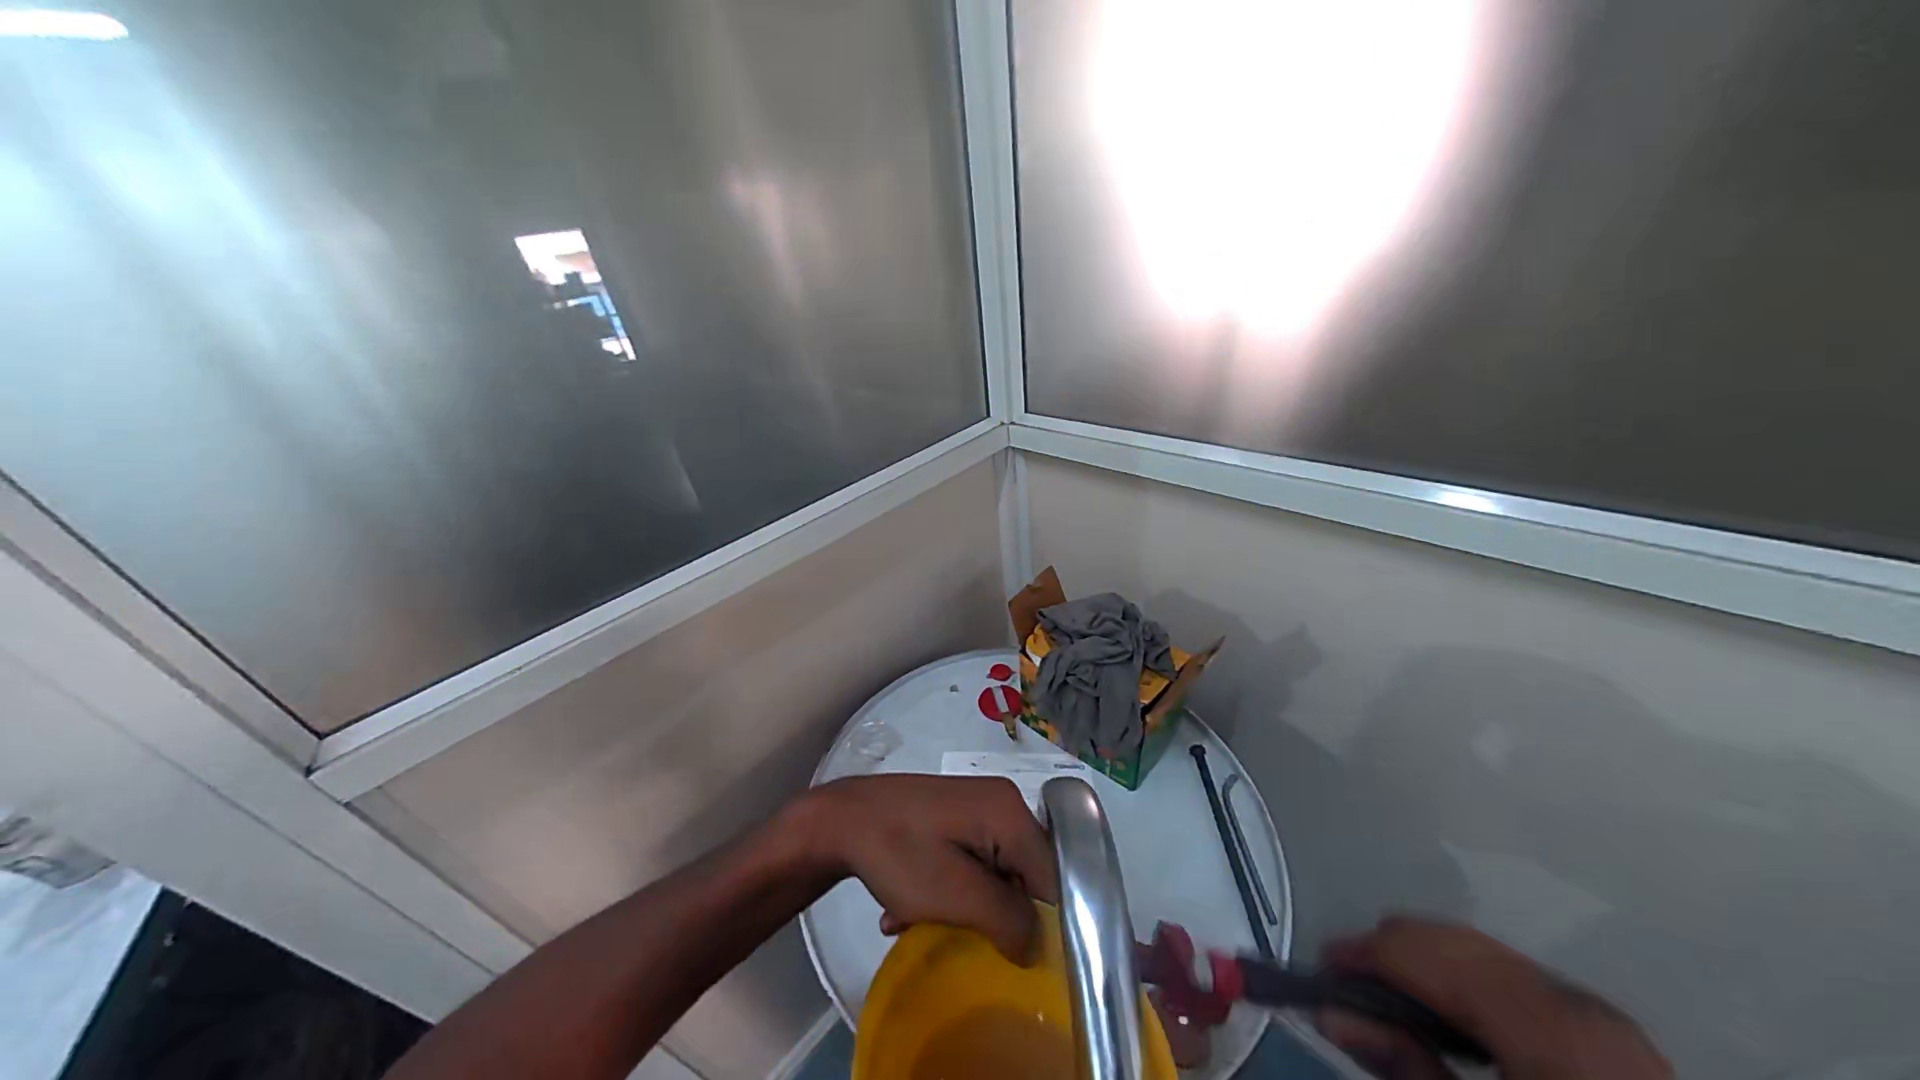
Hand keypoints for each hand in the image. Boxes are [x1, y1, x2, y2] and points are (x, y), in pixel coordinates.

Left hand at [789, 775, 1059, 962]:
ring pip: (997, 873)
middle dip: (997, 914)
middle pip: (1026, 876)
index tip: (1015, 955)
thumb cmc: (898, 854)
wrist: (840, 819)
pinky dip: (952, 890)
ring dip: (968, 906)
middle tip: (960, 934)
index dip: (1044, 922)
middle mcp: (1005, 803)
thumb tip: (1038, 947)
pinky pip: (974, 862)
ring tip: (924, 920)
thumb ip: (1009, 921)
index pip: (1055, 877)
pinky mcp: (958, 818)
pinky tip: (912, 908)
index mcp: (1012, 812)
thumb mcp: (956, 896)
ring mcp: (980, 808)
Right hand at [1316, 917, 1670, 1079]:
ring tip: (1390, 995)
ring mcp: (1595, 1009)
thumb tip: (1332, 1012)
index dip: (1360, 953)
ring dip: (1426, 961)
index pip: (1421, 951)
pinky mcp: (1606, 1025)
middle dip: (1390, 952)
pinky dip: (1466, 978)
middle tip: (1347, 986)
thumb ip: (1404, 1067)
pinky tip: (1448, 1013)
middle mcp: (1570, 998)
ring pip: (1479, 948)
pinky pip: (1512, 974)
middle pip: (1448, 938)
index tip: (1318, 970)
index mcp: (1539, 1024)